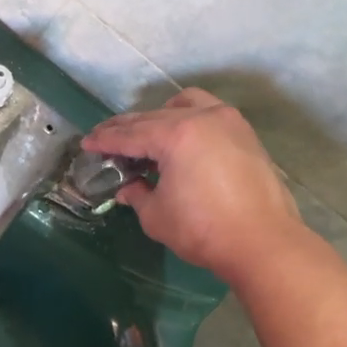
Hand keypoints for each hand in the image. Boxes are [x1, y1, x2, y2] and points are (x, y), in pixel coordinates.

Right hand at [83, 88, 309, 286]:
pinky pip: (207, 114)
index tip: (86, 144)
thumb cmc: (201, 229)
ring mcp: (227, 122)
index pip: (130, 135)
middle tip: (105, 139)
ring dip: (159, 116)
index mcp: (176, 135)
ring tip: (144, 136)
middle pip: (153, 117)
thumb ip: (137, 194)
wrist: (260, 240)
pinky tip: (177, 142)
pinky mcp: (243, 134)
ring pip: (184, 105)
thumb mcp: (155, 215)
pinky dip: (186, 120)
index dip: (104, 140)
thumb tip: (128, 187)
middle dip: (126, 128)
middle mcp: (202, 118)